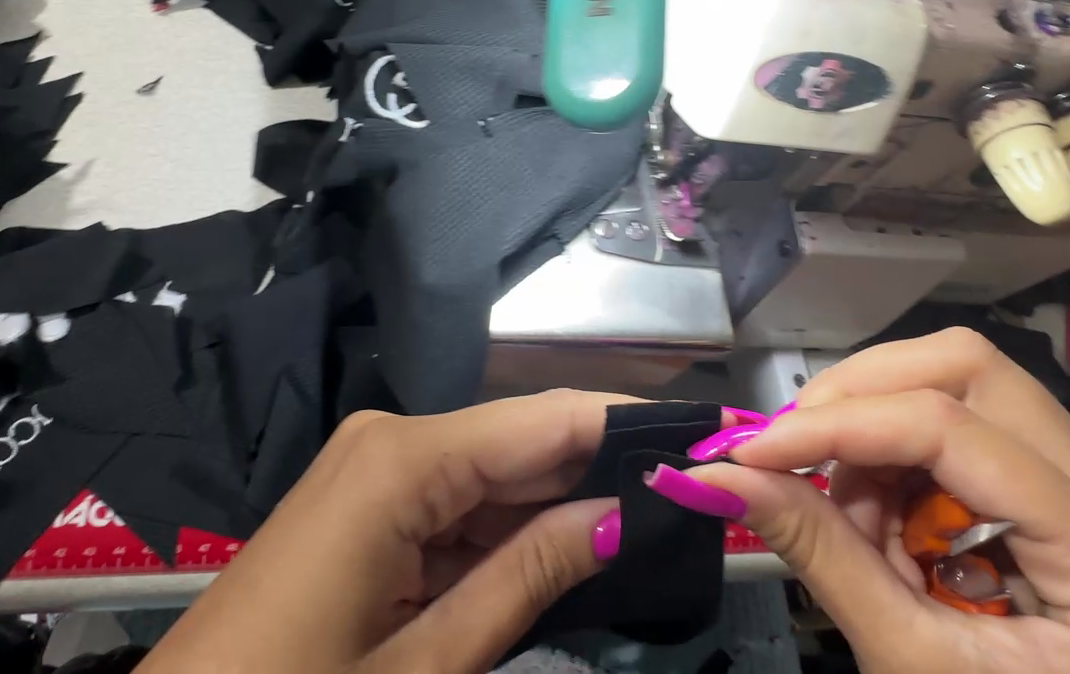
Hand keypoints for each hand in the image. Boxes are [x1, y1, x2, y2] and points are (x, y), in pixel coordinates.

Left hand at [139, 390, 653, 673]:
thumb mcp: (427, 663)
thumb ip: (530, 576)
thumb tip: (623, 513)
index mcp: (402, 458)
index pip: (542, 419)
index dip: (624, 425)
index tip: (701, 436)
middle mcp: (391, 439)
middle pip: (520, 441)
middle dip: (600, 471)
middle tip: (687, 495)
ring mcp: (374, 467)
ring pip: (493, 475)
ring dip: (558, 508)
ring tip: (646, 527)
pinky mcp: (368, 500)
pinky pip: (456, 504)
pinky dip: (507, 533)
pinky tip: (566, 555)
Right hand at [690, 328, 1069, 673]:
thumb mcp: (909, 663)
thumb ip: (818, 552)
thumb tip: (714, 476)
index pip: (949, 428)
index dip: (835, 426)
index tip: (751, 451)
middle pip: (966, 368)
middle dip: (858, 398)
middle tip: (793, 454)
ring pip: (961, 378)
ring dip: (874, 423)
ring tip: (849, 510)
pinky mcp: (1065, 486)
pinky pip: (963, 416)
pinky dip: (895, 450)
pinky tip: (882, 513)